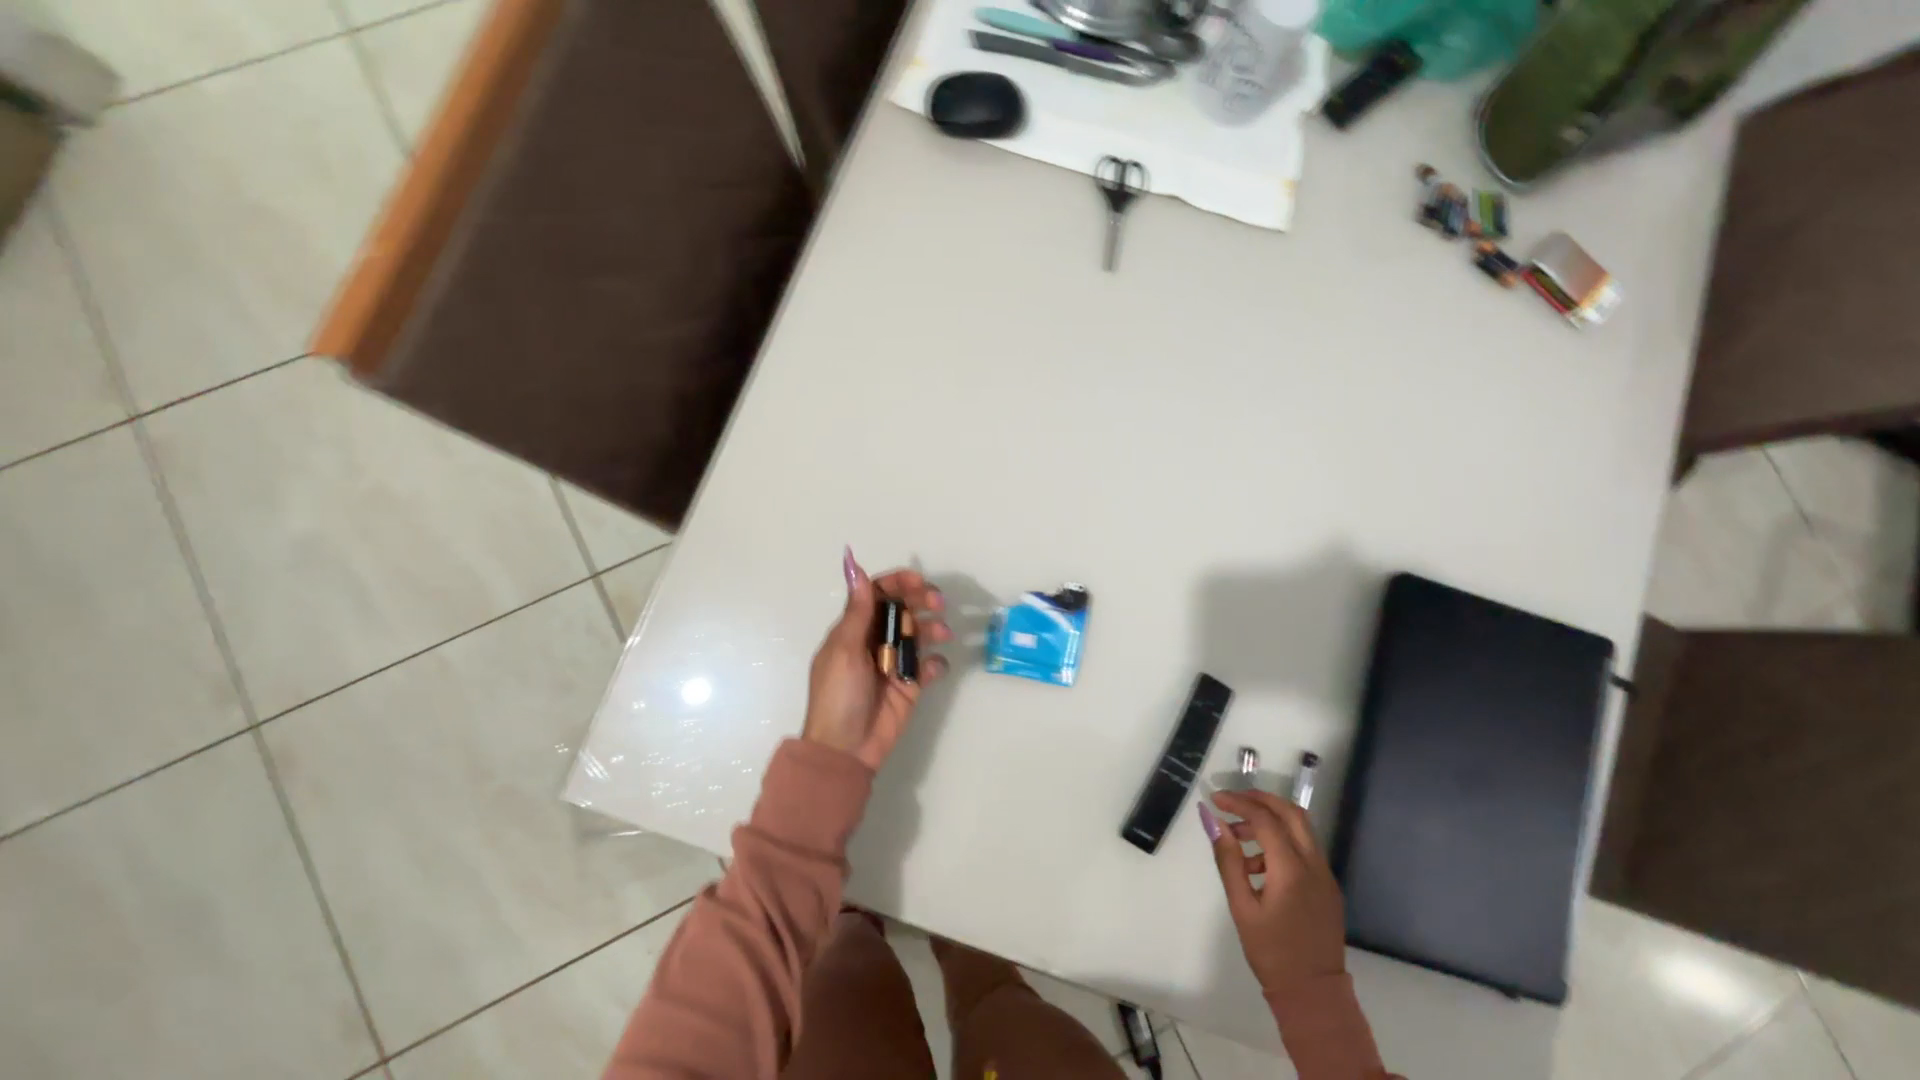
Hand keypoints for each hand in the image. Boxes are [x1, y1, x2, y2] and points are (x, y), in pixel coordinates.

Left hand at [802, 548, 951, 770]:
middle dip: (921, 601)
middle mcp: (875, 641)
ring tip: (943, 634)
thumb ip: (858, 610)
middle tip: (938, 603)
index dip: (898, 584)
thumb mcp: (845, 649)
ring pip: (919, 634)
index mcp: (854, 629)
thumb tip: (853, 564)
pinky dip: (935, 663)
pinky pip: (929, 666)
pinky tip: (933, 668)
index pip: (878, 594)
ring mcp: (894, 663)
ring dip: (932, 628)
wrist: (846, 748)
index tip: (918, 582)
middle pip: (903, 610)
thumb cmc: (838, 695)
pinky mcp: (911, 686)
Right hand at [1201, 790, 1346, 993]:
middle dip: (1260, 800)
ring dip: (1270, 821)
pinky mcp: (1327, 886)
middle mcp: (1314, 864)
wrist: (1313, 992)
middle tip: (1232, 802)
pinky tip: (1257, 864)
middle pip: (1291, 813)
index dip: (1239, 803)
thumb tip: (1215, 823)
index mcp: (1292, 869)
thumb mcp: (1242, 907)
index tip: (1215, 799)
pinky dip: (1281, 842)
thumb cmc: (1271, 952)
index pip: (1265, 819)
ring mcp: (1325, 875)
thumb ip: (1228, 861)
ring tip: (1237, 838)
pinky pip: (1305, 850)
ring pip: (1301, 830)